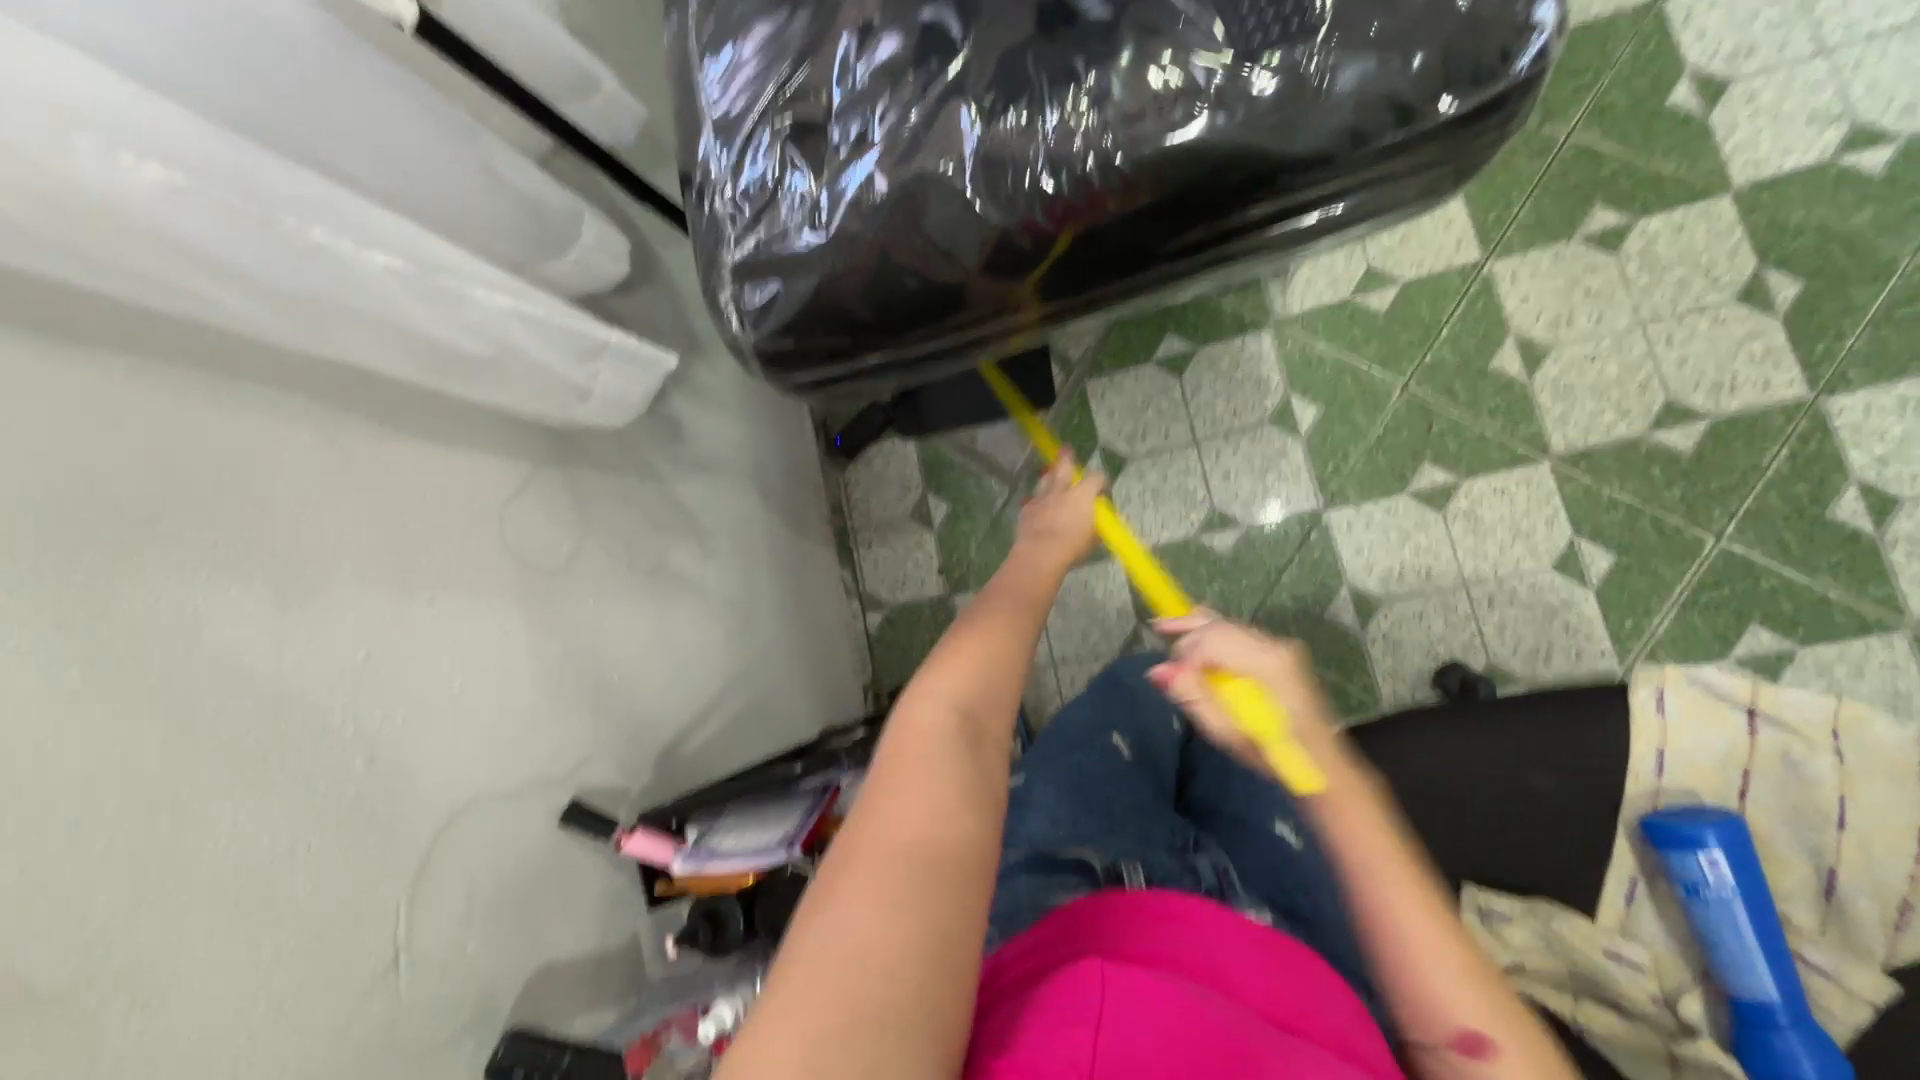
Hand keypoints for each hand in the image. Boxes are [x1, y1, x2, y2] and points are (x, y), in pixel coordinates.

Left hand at [1013, 453, 1103, 568]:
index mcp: (1083, 495)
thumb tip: (1099, 521)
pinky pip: (1034, 499)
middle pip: (1064, 467)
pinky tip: (1038, 505)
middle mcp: (1062, 490)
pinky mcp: (1027, 508)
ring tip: (1050, 473)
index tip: (1102, 488)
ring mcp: (1042, 497)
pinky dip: (1038, 500)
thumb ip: (1097, 524)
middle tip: (1066, 450)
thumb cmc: (1072, 546)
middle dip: (1066, 458)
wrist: (1040, 553)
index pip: (1096, 478)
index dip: (1101, 481)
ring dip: (1049, 475)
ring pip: (1045, 479)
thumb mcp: (1094, 537)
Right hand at [1145, 610, 1346, 775]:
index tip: (1169, 676)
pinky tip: (1198, 638)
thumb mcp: (1227, 732)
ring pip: (1231, 625)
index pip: (1212, 639)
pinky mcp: (1281, 654)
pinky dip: (1216, 635)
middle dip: (1187, 627)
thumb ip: (1194, 697)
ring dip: (1200, 627)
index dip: (1185, 653)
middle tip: (1156, 627)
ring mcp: (1281, 647)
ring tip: (1169, 626)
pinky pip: (1240, 634)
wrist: (1319, 762)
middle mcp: (1275, 645)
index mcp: (1265, 663)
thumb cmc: (1271, 752)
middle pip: (1221, 624)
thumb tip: (1158, 671)